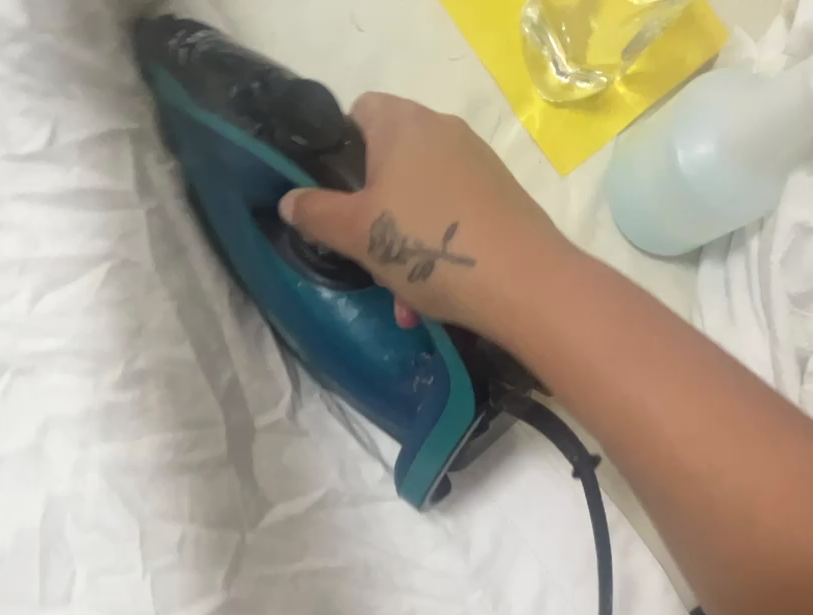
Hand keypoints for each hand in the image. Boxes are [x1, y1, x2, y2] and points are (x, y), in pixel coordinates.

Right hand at [280, 93, 573, 339]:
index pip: (359, 112)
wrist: (523, 283)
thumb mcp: (358, 234)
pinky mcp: (502, 201)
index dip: (340, 155)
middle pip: (391, 168)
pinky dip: (439, 257)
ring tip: (405, 304)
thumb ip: (316, 214)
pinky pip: (454, 223)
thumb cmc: (428, 246)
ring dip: (406, 255)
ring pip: (422, 206)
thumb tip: (289, 201)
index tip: (337, 203)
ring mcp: (479, 167)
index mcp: (403, 123)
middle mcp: (444, 133)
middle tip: (370, 264)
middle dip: (375, 222)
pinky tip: (434, 303)